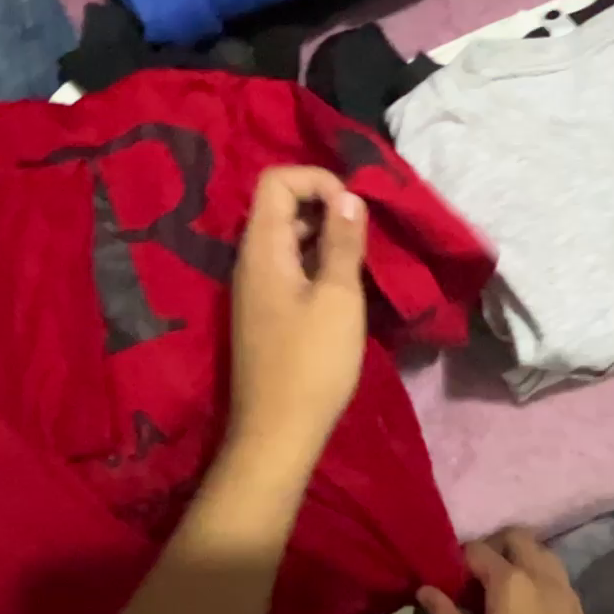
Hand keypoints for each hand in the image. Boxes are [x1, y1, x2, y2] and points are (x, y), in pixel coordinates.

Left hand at [228, 166, 368, 458]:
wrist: (276, 433)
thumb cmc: (312, 364)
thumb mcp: (338, 298)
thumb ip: (343, 242)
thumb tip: (348, 196)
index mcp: (262, 249)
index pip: (276, 180)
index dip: (316, 180)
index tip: (352, 209)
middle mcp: (250, 260)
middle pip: (279, 205)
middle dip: (324, 204)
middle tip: (363, 232)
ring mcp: (254, 287)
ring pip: (286, 237)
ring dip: (323, 235)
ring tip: (360, 257)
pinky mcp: (264, 311)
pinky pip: (288, 266)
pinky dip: (316, 261)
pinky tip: (344, 284)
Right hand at [418, 530, 613, 613]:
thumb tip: (425, 589)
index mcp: (511, 582)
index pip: (478, 549)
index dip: (459, 559)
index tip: (450, 579)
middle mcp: (542, 575)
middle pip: (516, 536)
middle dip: (494, 545)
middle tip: (476, 575)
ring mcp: (566, 591)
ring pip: (541, 551)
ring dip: (520, 557)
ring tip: (501, 587)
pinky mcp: (579, 609)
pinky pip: (555, 574)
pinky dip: (538, 574)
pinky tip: (525, 605)